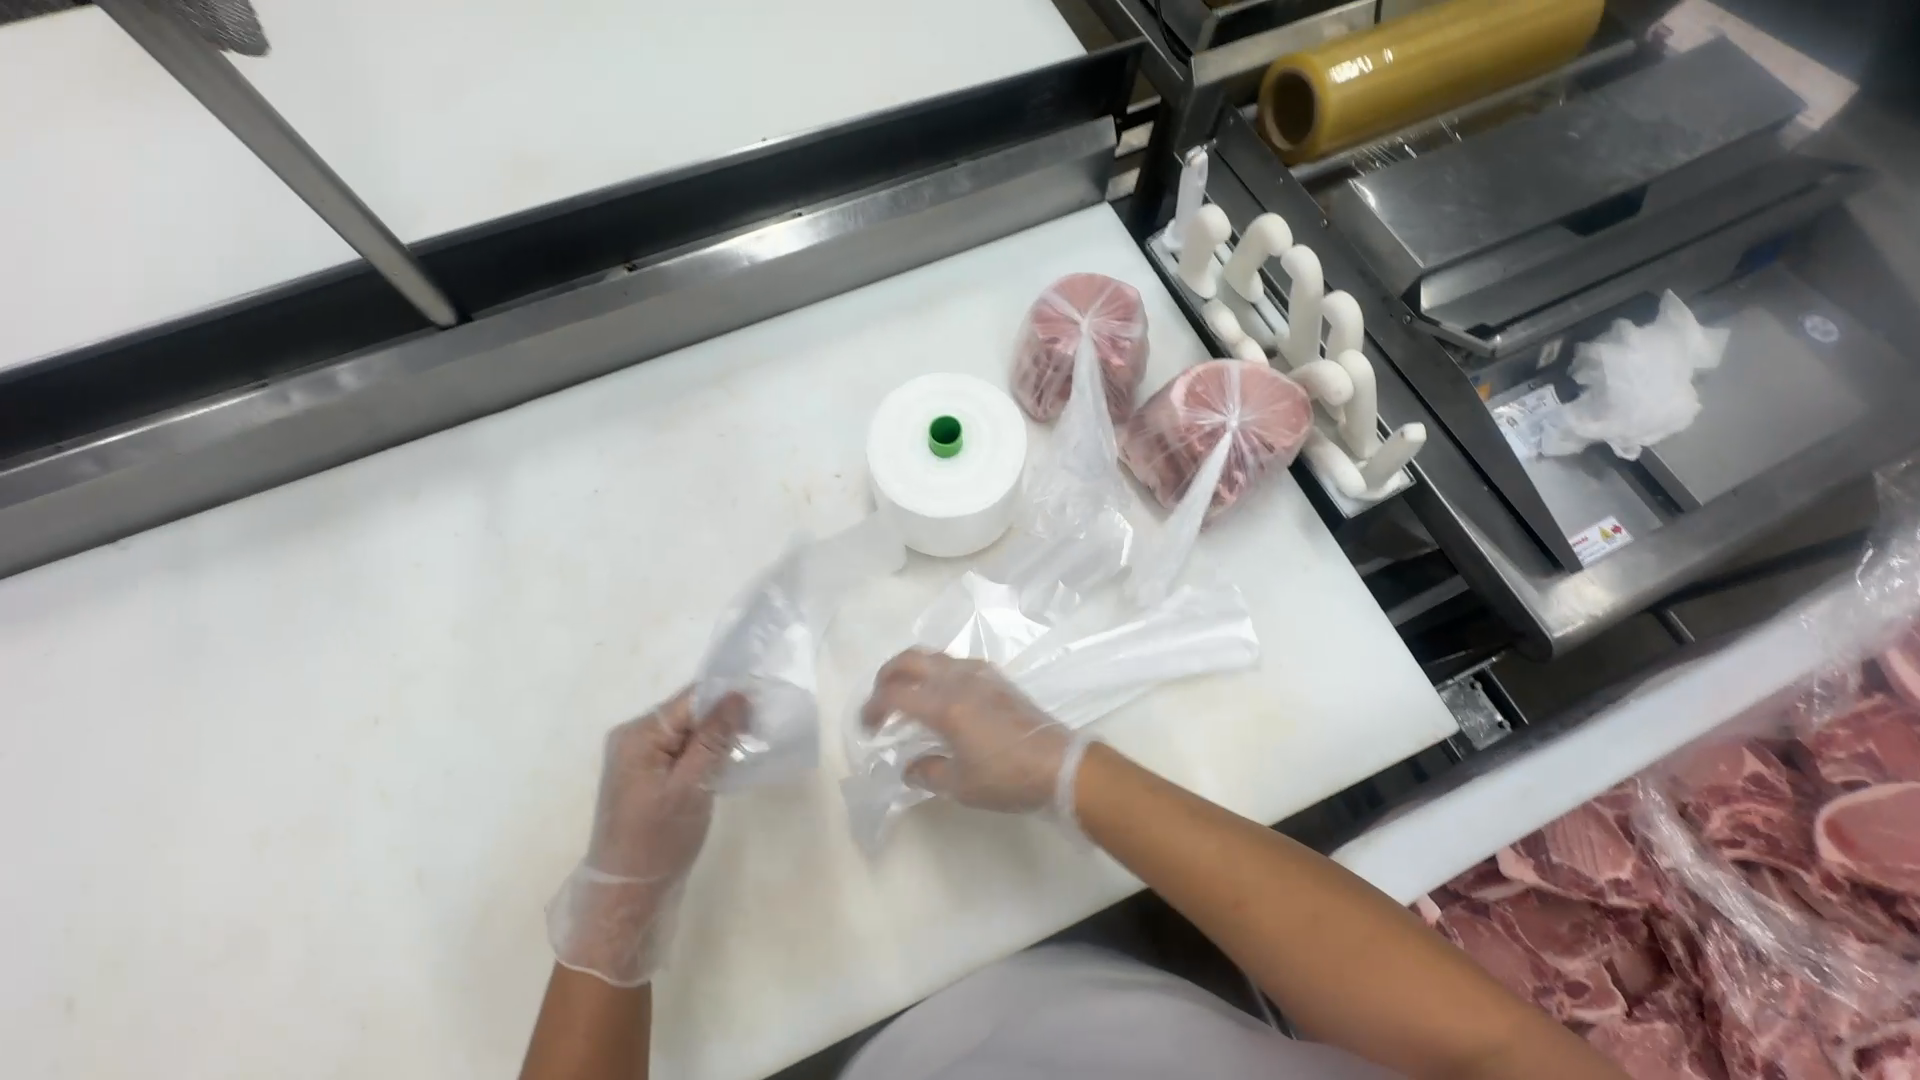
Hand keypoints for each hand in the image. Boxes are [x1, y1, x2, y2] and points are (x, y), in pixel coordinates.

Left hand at [546, 689, 745, 986]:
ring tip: (753, 741)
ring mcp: (638, 758)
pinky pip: (681, 751)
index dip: (727, 696)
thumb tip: (738, 695)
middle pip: (688, 712)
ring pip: (687, 732)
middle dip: (725, 716)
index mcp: (638, 735)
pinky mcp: (647, 776)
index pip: (690, 699)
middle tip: (764, 724)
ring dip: (717, 736)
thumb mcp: (691, 786)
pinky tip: (729, 762)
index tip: (764, 700)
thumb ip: (713, 738)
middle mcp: (633, 738)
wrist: (626, 894)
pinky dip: (705, 753)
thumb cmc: (658, 840)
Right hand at [860, 649, 1090, 819]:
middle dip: (886, 676)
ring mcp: (981, 674)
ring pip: (935, 656)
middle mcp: (960, 680)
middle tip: (879, 700)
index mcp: (945, 706)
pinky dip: (937, 672)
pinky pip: (957, 663)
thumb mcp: (960, 786)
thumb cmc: (1008, 778)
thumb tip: (910, 767)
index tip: (867, 727)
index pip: (895, 694)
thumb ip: (928, 772)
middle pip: (910, 660)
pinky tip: (942, 696)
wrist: (1061, 766)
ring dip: (913, 670)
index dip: (873, 708)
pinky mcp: (998, 678)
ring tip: (907, 695)